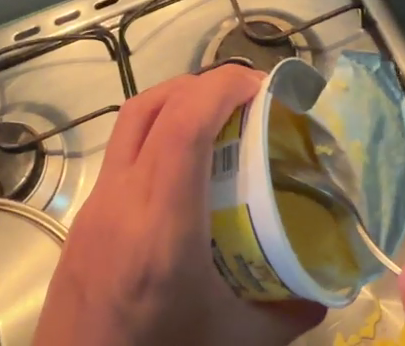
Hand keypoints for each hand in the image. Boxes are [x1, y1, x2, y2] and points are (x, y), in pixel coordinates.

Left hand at [33, 64, 325, 345]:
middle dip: (205, 85)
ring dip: (176, 101)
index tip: (262, 87)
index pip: (185, 125)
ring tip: (217, 118)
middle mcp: (123, 200)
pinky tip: (183, 167)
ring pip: (132, 119)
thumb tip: (320, 295)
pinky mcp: (84, 215)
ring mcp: (96, 204)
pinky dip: (156, 132)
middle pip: (156, 105)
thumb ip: (282, 314)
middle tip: (247, 99)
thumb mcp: (230, 342)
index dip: (223, 88)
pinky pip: (122, 149)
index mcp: (163, 226)